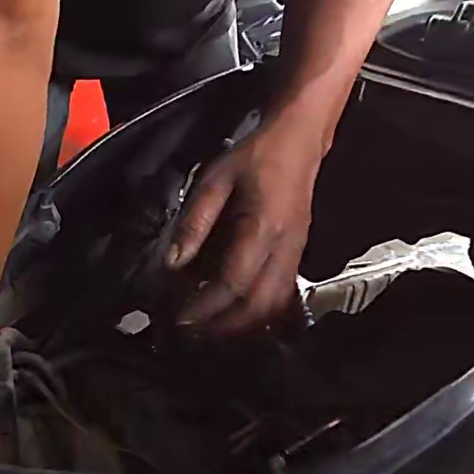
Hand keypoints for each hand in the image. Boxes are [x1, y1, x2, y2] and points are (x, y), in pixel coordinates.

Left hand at [166, 117, 324, 333]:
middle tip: (194, 332)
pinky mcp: (297, 253)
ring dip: (243, 324)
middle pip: (260, 306)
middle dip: (225, 327)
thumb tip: (173, 261)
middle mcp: (285, 248)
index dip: (206, 306)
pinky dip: (259, 312)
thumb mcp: (215, 179)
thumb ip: (194, 222)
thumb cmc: (257, 156)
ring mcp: (296, 253)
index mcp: (263, 228)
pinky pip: (282, 294)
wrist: (300, 141)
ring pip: (275, 306)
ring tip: (212, 328)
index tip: (180, 316)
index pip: (234, 283)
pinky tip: (237, 312)